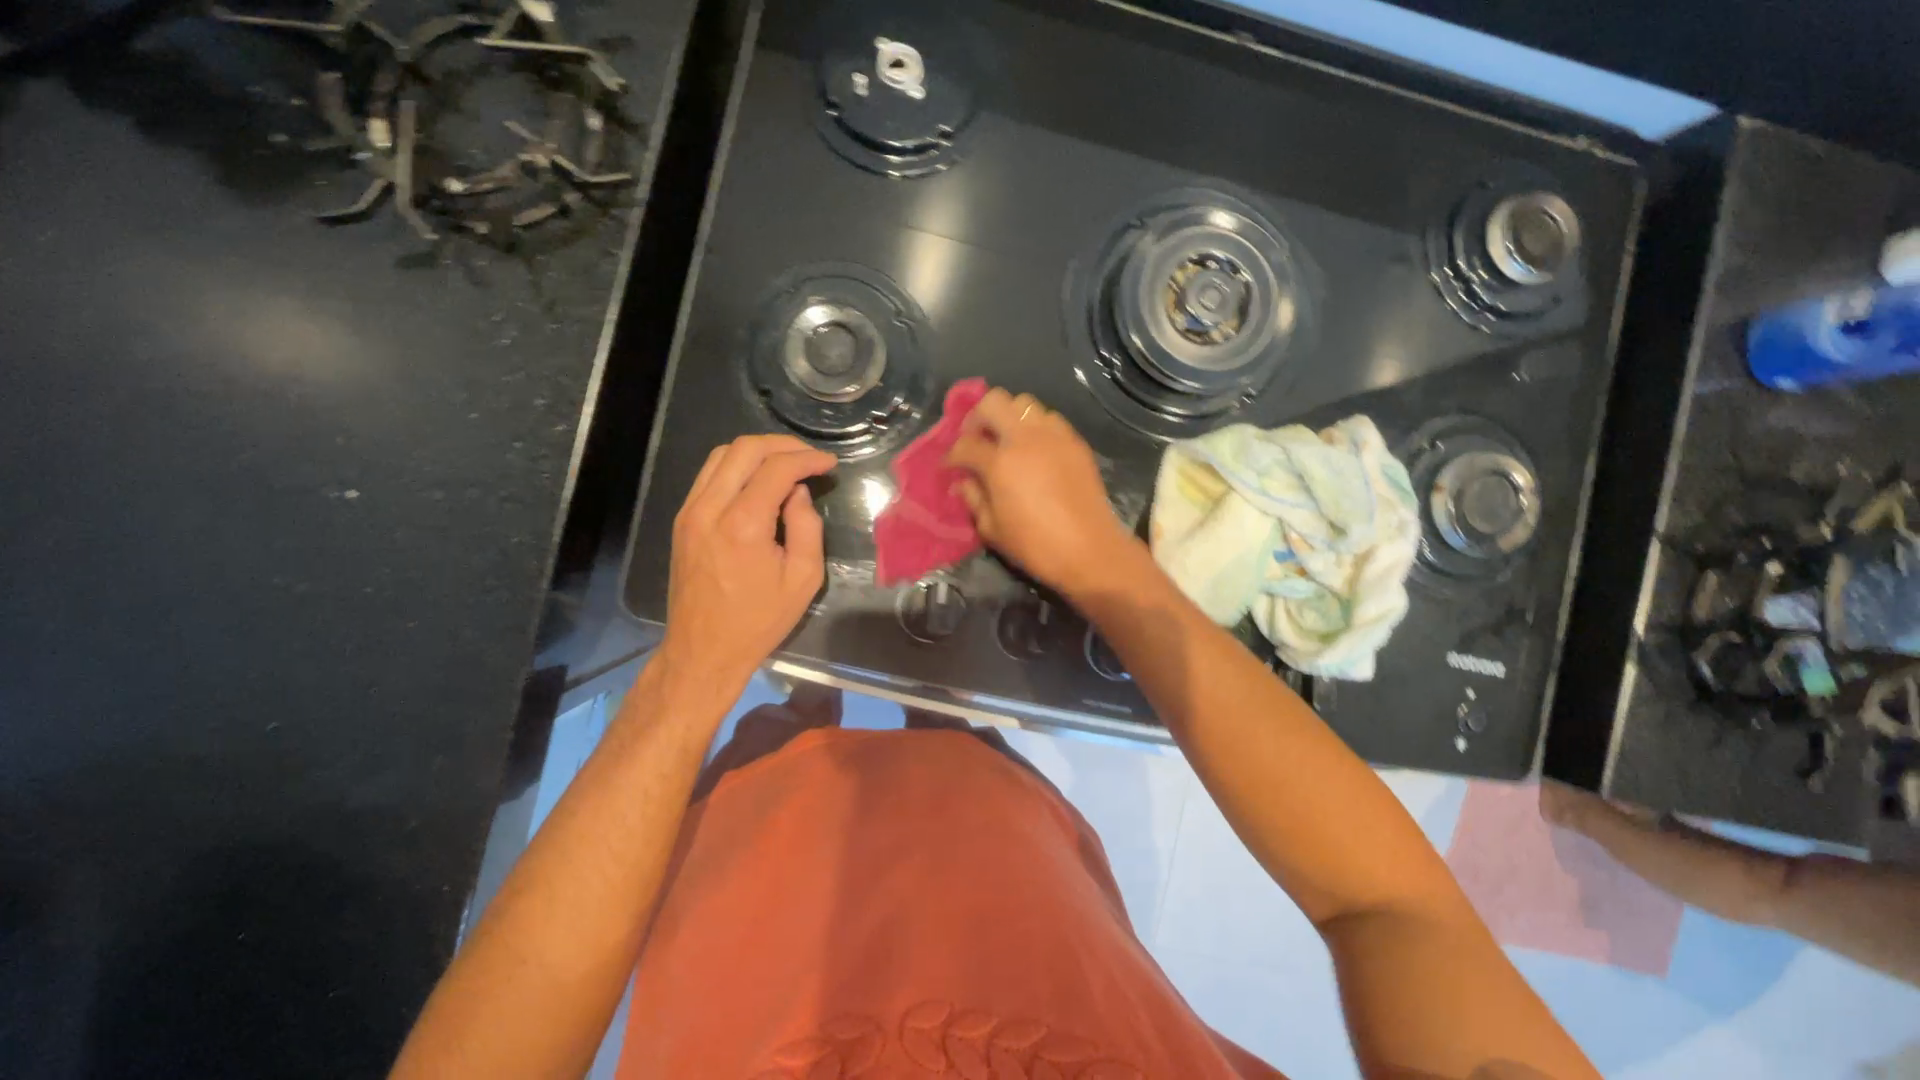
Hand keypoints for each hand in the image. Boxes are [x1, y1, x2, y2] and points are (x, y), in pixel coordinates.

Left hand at [659, 435, 836, 701]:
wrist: (704, 650)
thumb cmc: (759, 621)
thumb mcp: (803, 579)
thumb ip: (807, 527)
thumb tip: (797, 493)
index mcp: (744, 525)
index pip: (777, 468)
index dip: (807, 459)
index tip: (829, 464)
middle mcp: (711, 509)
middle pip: (744, 449)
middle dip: (782, 445)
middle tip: (809, 457)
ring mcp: (690, 512)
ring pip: (721, 456)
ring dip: (756, 452)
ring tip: (785, 463)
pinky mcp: (682, 520)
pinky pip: (708, 475)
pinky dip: (736, 467)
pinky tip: (757, 480)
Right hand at [945, 388, 1134, 596]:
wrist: (1089, 550)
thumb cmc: (1036, 545)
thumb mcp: (992, 529)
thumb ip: (974, 499)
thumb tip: (964, 482)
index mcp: (1000, 462)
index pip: (965, 444)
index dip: (952, 455)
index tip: (951, 467)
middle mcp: (1026, 438)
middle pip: (993, 402)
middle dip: (977, 418)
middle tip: (976, 440)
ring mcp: (1054, 436)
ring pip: (1024, 404)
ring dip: (1009, 417)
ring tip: (1006, 441)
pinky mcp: (1075, 442)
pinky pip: (1050, 419)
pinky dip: (1036, 427)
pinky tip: (1034, 449)